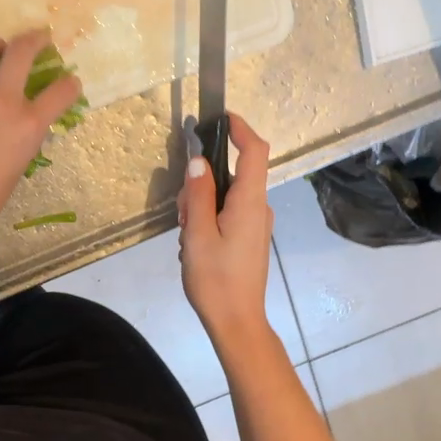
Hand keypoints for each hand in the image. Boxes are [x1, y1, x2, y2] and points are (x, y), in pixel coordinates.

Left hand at [0, 31, 84, 248]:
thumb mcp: (17, 167)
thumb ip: (23, 137)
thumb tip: (23, 123)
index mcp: (28, 125)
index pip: (61, 91)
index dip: (70, 84)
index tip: (70, 82)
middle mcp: (2, 100)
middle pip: (22, 50)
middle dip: (35, 39)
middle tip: (38, 38)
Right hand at [179, 113, 275, 352]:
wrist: (236, 322)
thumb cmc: (216, 280)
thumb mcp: (197, 235)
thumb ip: (198, 195)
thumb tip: (198, 162)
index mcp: (250, 202)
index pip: (254, 150)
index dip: (240, 128)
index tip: (219, 118)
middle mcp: (259, 208)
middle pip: (234, 174)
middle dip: (204, 181)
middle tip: (182, 211)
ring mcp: (256, 224)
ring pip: (228, 196)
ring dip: (202, 205)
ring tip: (186, 236)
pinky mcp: (250, 239)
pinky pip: (228, 214)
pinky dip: (208, 219)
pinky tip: (194, 246)